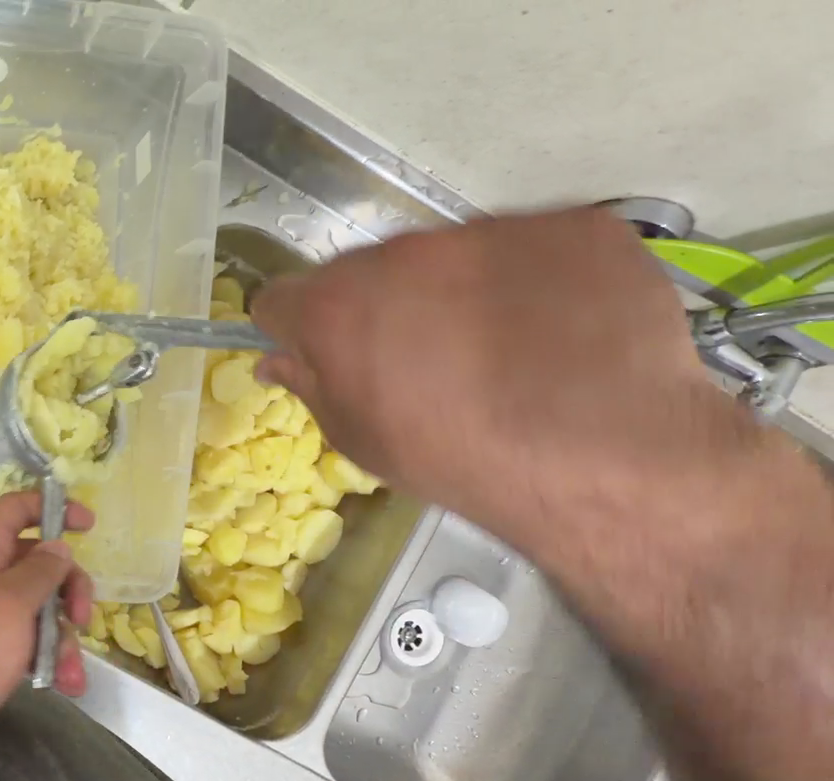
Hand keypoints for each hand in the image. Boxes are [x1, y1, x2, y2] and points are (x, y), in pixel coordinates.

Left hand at [0, 491, 95, 746]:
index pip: (14, 511)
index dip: (50, 508)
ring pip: (34, 610)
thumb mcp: (11, 604)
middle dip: (68, 591)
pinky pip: (21, 642)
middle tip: (82, 619)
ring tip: (72, 674)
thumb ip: (40, 571)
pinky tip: (62, 685)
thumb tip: (56, 545)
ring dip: (61, 639)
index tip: (87, 525)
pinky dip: (43, 659)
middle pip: (35, 565)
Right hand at [249, 207, 738, 543]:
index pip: (282, 298)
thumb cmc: (452, 456)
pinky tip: (550, 329)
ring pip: (446, 254)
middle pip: (364, 269)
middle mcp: (402, 253)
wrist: (598, 450)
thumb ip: (310, 385)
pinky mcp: (571, 227)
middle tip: (412, 358)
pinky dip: (526, 280)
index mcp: (334, 306)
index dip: (293, 328)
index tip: (316, 354)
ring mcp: (491, 232)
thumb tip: (280, 358)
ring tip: (493, 346)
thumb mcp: (356, 438)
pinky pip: (527, 247)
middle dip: (373, 306)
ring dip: (448, 288)